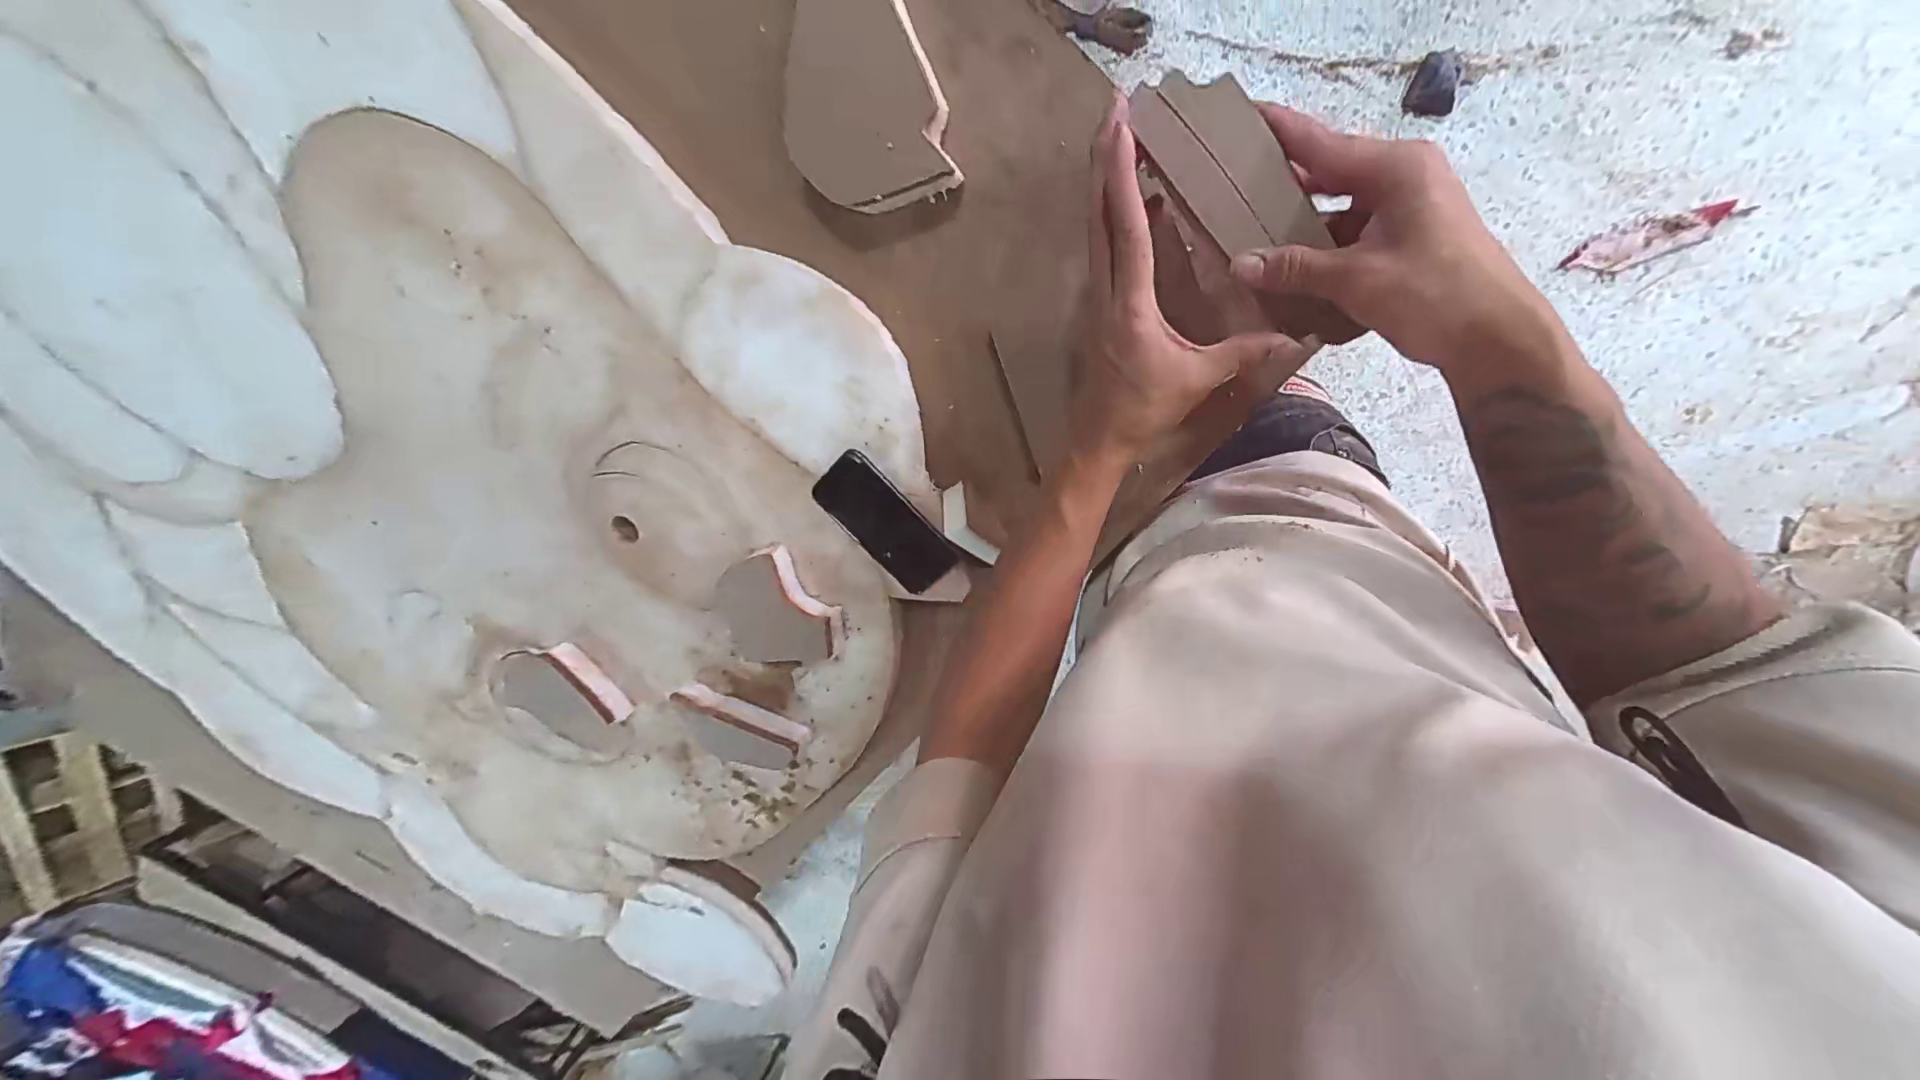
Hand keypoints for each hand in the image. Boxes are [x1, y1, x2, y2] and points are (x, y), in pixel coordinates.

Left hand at [1071, 95, 1298, 468]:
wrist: (1098, 442)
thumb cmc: (1142, 413)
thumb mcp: (1197, 381)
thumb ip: (1242, 354)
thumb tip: (1294, 337)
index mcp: (1130, 306)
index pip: (1127, 230)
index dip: (1123, 178)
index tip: (1122, 130)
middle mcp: (1105, 295)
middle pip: (1099, 218)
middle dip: (1104, 162)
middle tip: (1114, 112)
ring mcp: (1096, 302)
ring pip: (1094, 233)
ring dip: (1103, 185)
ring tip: (1117, 140)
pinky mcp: (1097, 311)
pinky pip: (1102, 254)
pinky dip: (1111, 220)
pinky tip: (1132, 204)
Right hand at [1231, 107, 1568, 372]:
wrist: (1493, 335)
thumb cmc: (1433, 294)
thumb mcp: (1356, 280)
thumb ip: (1295, 268)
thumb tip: (1240, 264)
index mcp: (1395, 169)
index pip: (1323, 143)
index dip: (1281, 132)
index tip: (1244, 118)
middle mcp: (1400, 178)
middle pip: (1328, 174)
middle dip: (1282, 185)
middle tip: (1232, 188)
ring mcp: (1404, 208)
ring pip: (1336, 209)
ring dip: (1298, 227)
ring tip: (1249, 236)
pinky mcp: (1403, 237)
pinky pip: (1349, 234)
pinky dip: (1320, 250)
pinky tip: (1287, 269)